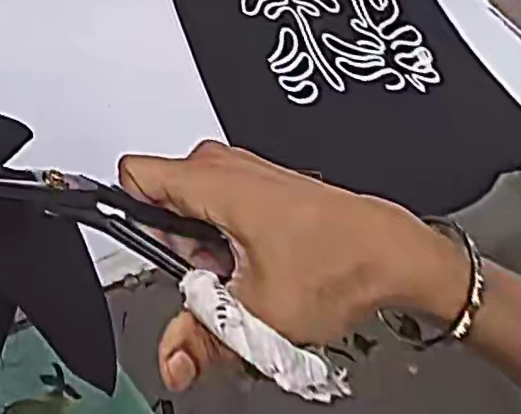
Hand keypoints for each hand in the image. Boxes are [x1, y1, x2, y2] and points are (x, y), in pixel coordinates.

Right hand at [119, 141, 468, 392]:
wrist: (389, 250)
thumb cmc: (338, 262)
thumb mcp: (262, 312)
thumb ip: (203, 336)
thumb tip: (171, 360)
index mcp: (205, 178)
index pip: (131, 176)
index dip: (132, 215)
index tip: (159, 249)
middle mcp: (215, 161)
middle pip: (159, 198)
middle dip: (180, 243)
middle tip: (217, 271)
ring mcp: (235, 165)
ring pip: (186, 199)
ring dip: (202, 239)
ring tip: (242, 266)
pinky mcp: (250, 175)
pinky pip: (210, 196)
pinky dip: (222, 228)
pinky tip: (255, 255)